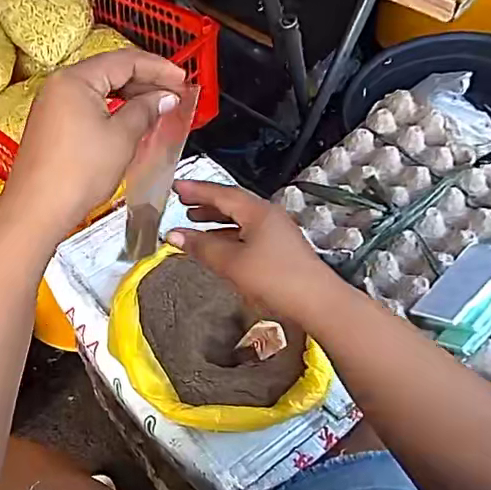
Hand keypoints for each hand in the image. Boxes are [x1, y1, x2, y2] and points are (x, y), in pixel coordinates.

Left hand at [0, 48, 186, 233]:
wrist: (39, 209)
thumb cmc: (72, 176)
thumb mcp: (122, 138)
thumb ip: (146, 110)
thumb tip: (163, 98)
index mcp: (75, 80)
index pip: (125, 60)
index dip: (158, 68)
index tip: (179, 77)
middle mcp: (60, 86)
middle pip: (112, 72)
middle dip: (146, 82)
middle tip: (173, 93)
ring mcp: (54, 106)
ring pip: (101, 90)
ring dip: (131, 98)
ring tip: (158, 109)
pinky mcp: (53, 125)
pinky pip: (89, 107)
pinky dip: (113, 111)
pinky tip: (131, 123)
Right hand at [166, 181, 347, 322]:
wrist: (316, 303)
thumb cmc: (276, 278)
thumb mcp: (231, 262)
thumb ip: (201, 247)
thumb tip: (174, 235)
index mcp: (258, 212)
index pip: (222, 193)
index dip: (196, 190)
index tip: (177, 186)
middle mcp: (269, 217)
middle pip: (233, 204)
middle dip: (206, 203)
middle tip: (184, 202)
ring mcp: (277, 233)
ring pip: (241, 220)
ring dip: (217, 221)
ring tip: (196, 223)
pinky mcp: (281, 251)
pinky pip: (248, 235)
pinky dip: (229, 237)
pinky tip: (219, 248)